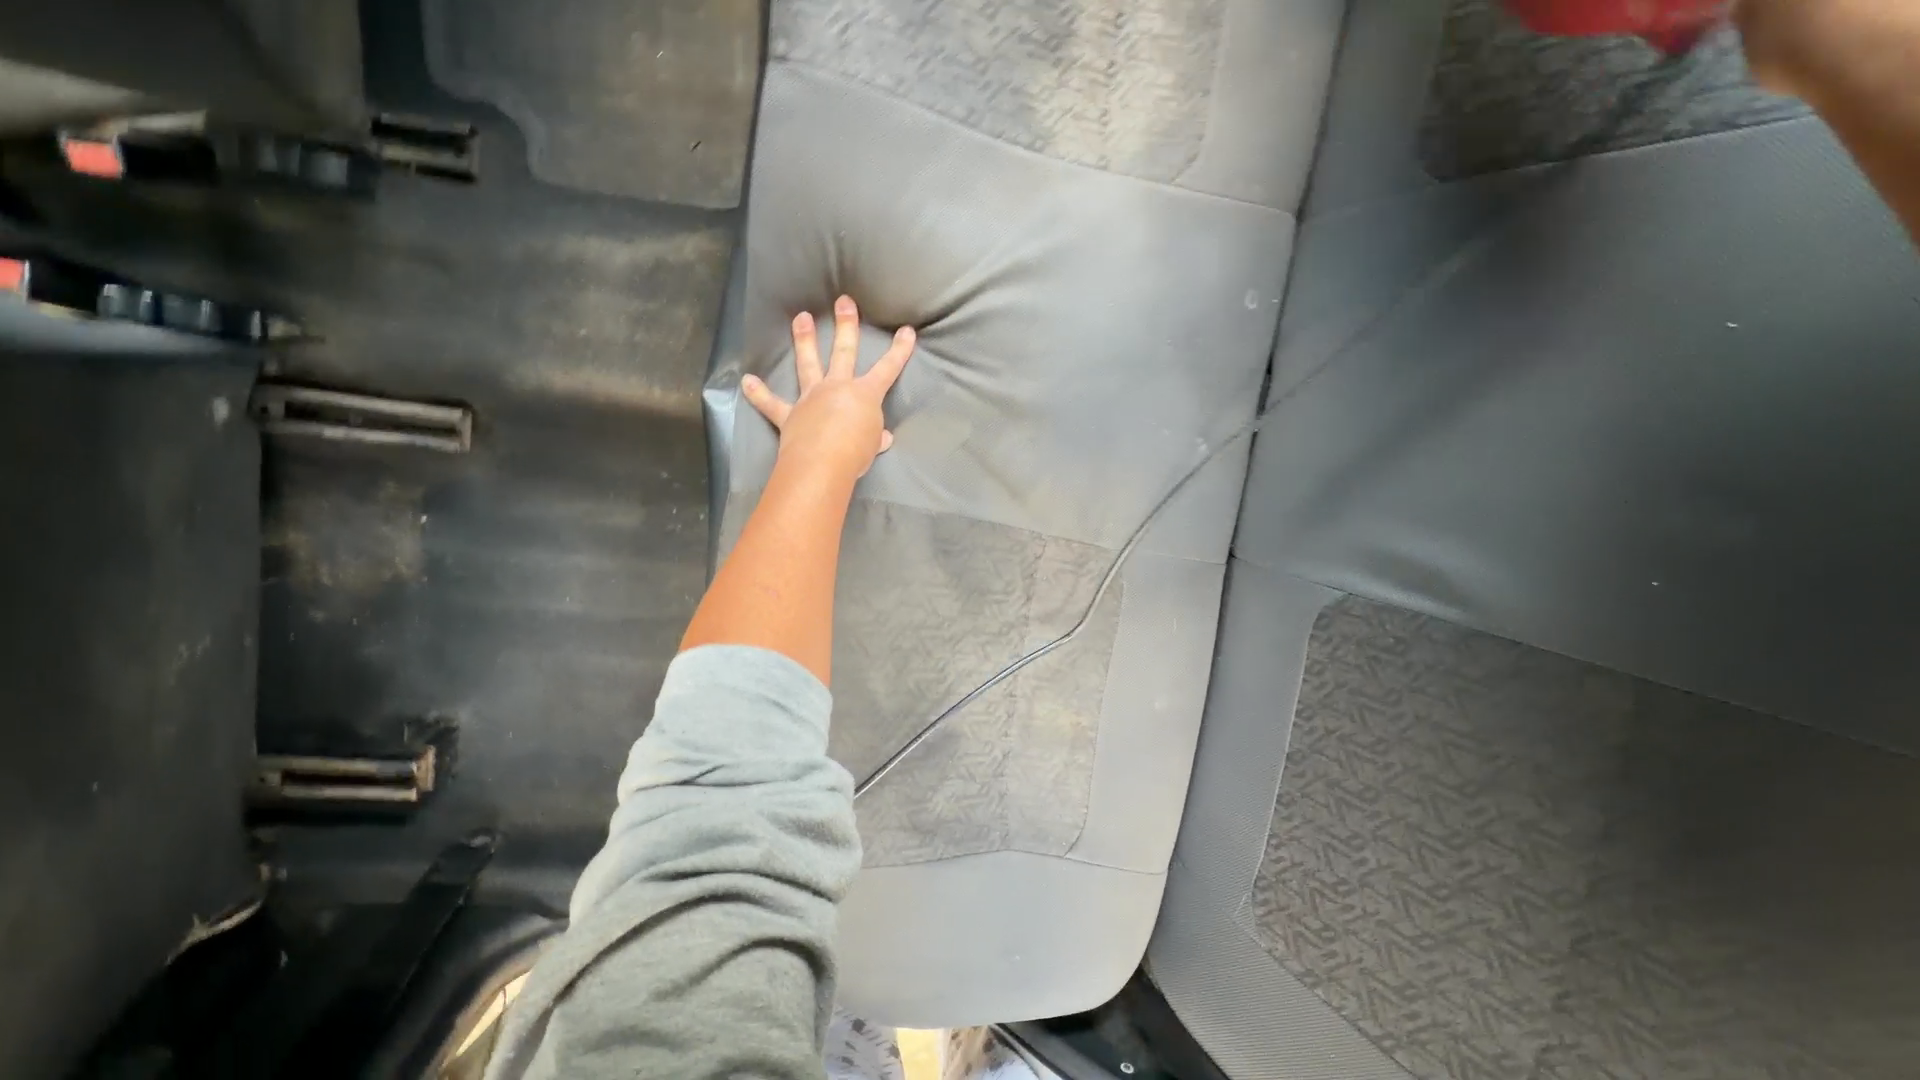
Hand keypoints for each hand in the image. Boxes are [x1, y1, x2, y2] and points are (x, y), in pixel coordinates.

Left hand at [741, 295, 915, 481]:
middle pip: (844, 352)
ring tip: (801, 318)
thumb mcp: (872, 446)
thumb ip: (875, 438)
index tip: (906, 331)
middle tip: (843, 301)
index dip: (899, 351)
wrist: (822, 464)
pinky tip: (746, 381)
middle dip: (846, 326)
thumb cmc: (855, 453)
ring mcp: (811, 399)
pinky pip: (771, 404)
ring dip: (804, 340)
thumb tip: (882, 438)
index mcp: (864, 394)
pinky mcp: (789, 416)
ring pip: (807, 364)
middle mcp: (837, 388)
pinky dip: (758, 394)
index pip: (888, 369)